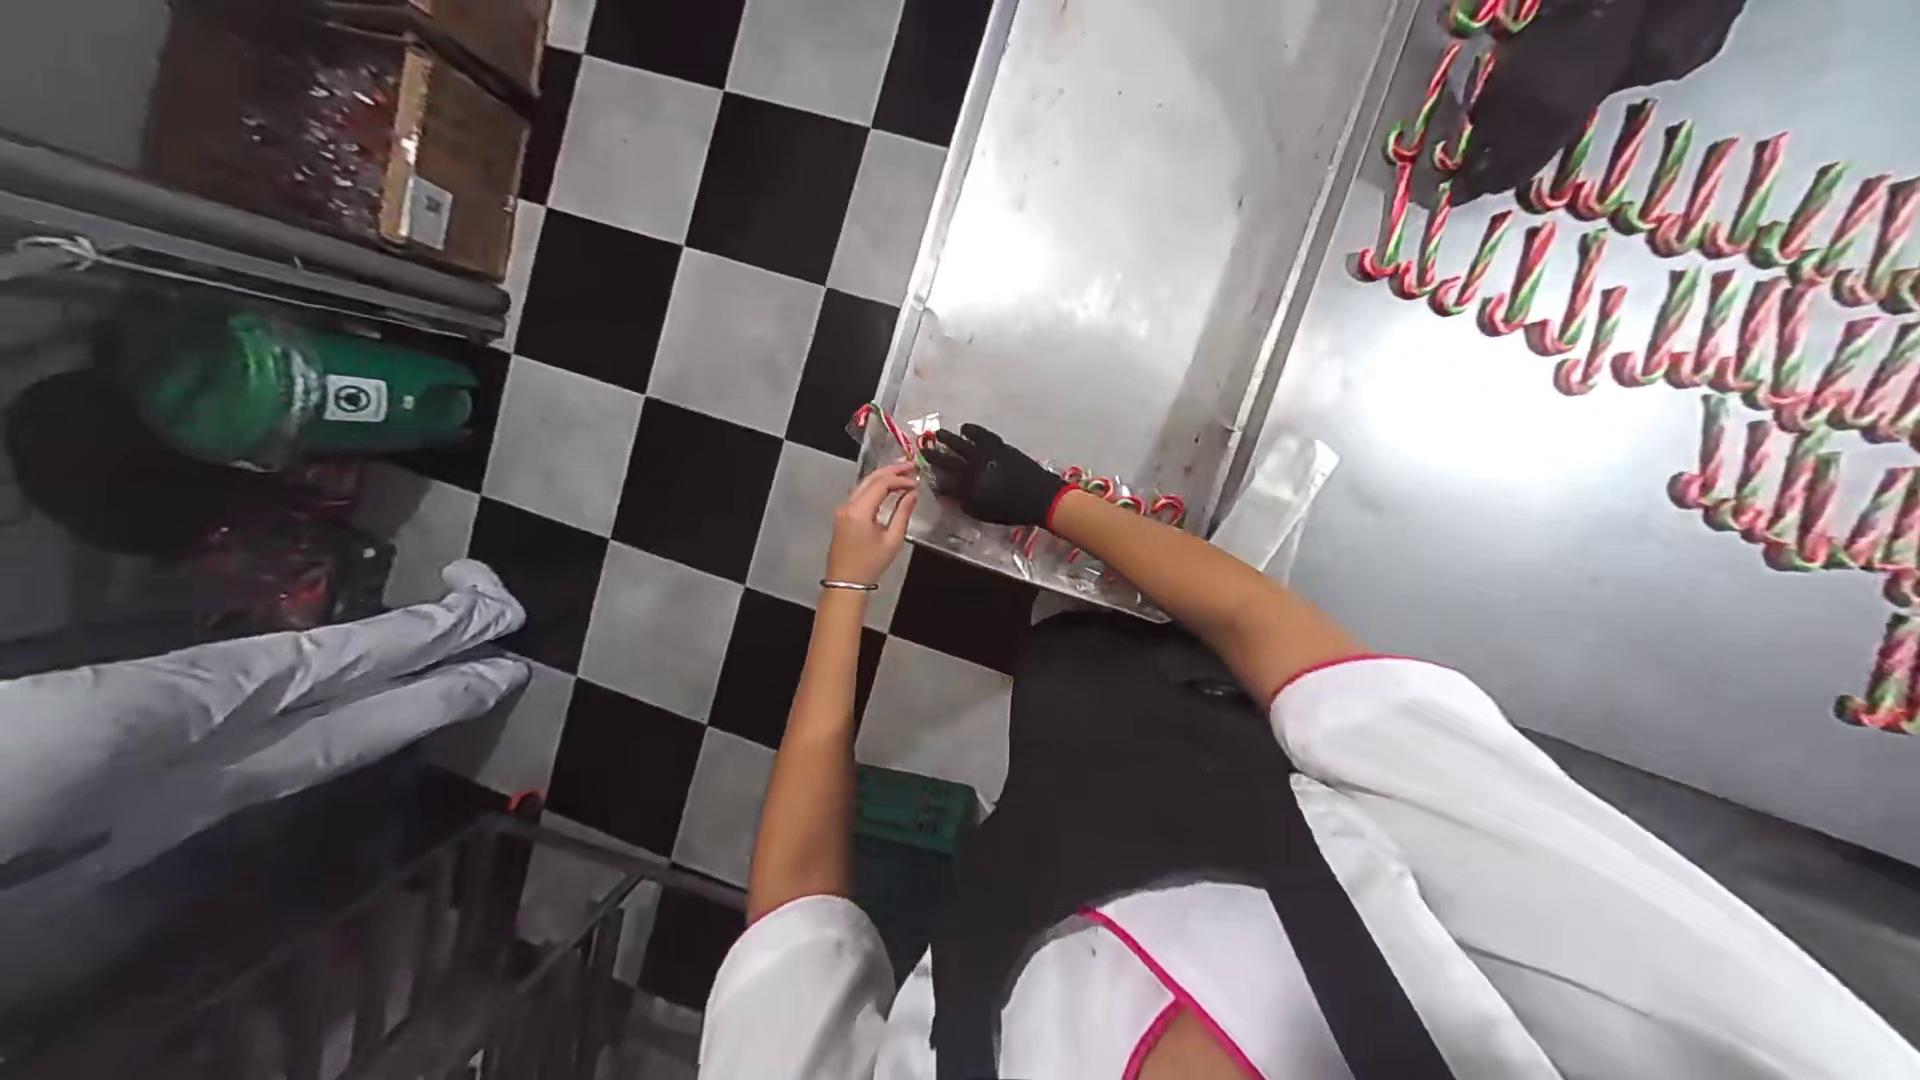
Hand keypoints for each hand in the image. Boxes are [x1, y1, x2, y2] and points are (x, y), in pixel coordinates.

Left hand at [824, 462, 919, 586]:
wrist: (845, 582)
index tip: (915, 481)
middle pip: (870, 479)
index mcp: (859, 510)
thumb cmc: (870, 564)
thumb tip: (912, 494)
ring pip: (864, 484)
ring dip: (882, 478)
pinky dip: (875, 488)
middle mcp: (848, 505)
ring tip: (902, 474)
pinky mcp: (843, 515)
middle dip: (891, 471)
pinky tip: (888, 488)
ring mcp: (843, 510)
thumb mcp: (892, 540)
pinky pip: (860, 494)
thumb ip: (903, 513)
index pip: (881, 484)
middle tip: (910, 466)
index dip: (900, 479)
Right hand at [924, 424, 1067, 527]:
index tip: (930, 477)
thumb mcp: (985, 513)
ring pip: (961, 444)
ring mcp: (985, 455)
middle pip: (948, 460)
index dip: (937, 481)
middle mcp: (973, 469)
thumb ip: (967, 505)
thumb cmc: (1013, 510)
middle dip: (935, 456)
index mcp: (969, 488)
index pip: (946, 483)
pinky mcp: (997, 446)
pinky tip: (964, 428)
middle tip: (925, 450)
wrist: (1040, 496)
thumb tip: (955, 498)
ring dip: (948, 438)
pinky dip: (971, 430)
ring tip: (938, 434)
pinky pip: (980, 435)